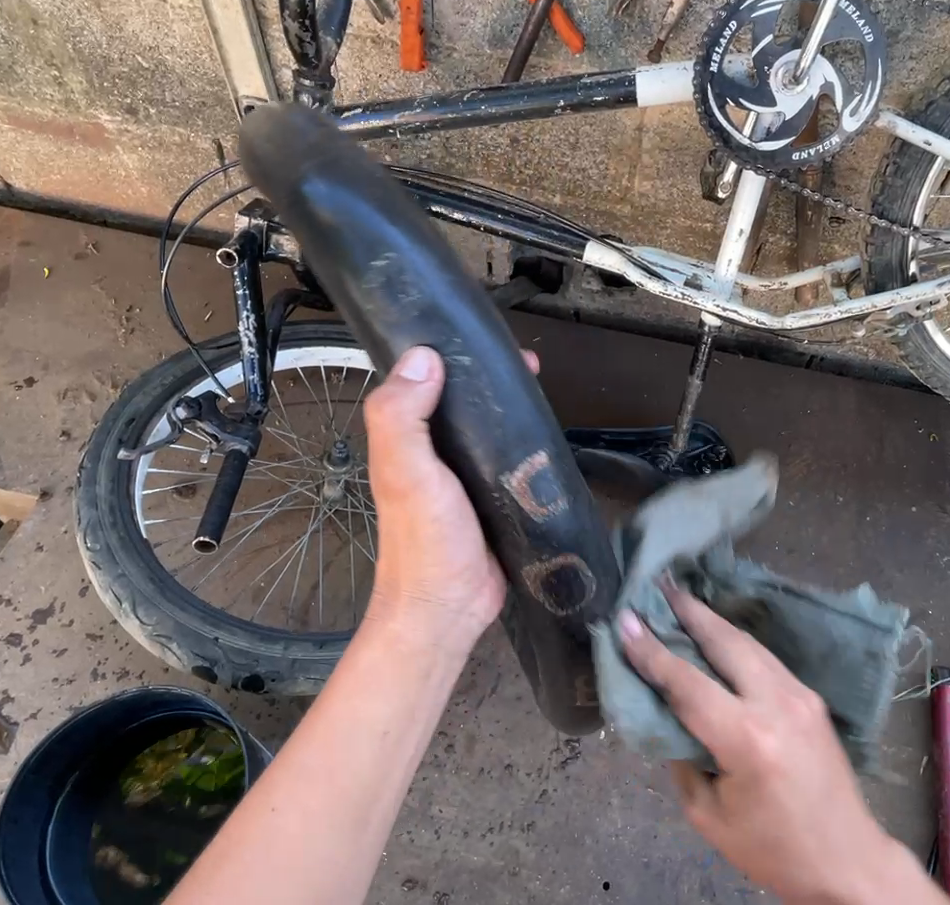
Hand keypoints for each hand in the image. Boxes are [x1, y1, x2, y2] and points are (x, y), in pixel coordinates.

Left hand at [360, 345, 515, 649]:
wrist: (450, 609)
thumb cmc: (423, 544)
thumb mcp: (405, 473)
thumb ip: (402, 418)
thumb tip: (422, 358)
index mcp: (407, 438)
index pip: (423, 381)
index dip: (449, 354)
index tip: (483, 340)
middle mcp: (434, 452)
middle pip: (463, 401)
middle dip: (491, 378)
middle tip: (528, 364)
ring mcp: (466, 475)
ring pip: (490, 427)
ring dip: (512, 406)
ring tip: (541, 388)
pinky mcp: (495, 496)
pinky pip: (511, 457)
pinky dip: (527, 440)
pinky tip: (547, 432)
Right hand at [618, 584, 945, 904]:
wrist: (848, 861)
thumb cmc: (773, 849)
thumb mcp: (709, 815)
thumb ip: (682, 757)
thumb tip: (667, 713)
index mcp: (747, 739)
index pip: (686, 682)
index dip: (650, 650)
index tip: (624, 620)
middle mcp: (776, 703)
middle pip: (723, 641)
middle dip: (687, 611)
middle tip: (656, 585)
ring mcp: (799, 695)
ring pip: (746, 643)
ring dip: (711, 620)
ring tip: (681, 600)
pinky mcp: (810, 697)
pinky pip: (764, 658)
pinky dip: (734, 641)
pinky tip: (717, 634)